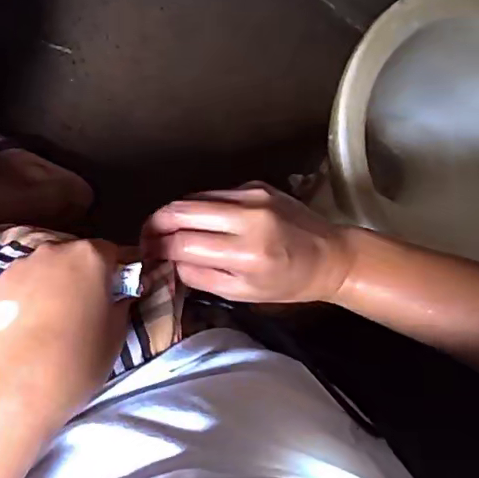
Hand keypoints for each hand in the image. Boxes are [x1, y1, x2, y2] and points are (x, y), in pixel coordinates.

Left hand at [0, 239, 130, 418]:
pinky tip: (29, 323)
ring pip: (45, 269)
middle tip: (86, 307)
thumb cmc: (78, 359)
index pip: (111, 252)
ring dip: (53, 284)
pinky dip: (28, 295)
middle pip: (74, 257)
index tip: (119, 290)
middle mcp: (53, 251)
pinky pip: (21, 283)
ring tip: (53, 319)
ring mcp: (20, 265)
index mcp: (89, 257)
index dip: (116, 272)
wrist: (18, 383)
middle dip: (82, 276)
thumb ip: (120, 304)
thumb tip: (119, 295)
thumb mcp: (115, 334)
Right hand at [143, 182, 358, 303]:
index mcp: (246, 253)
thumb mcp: (240, 293)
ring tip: (168, 232)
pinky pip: (212, 194)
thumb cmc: (287, 283)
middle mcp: (248, 217)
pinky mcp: (255, 184)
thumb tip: (165, 259)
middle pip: (178, 211)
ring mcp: (252, 195)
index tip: (145, 255)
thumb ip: (197, 275)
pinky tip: (202, 223)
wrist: (333, 257)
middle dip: (154, 225)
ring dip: (173, 215)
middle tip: (146, 239)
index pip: (181, 244)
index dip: (156, 249)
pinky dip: (198, 209)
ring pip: (191, 198)